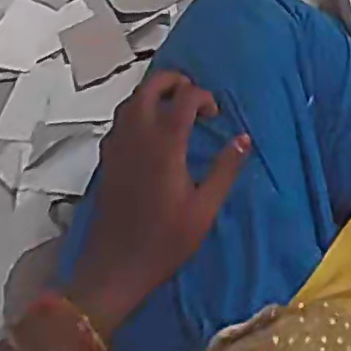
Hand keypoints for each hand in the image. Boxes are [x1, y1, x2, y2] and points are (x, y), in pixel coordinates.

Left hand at [63, 71, 248, 333]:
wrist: (114, 270)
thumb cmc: (163, 241)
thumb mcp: (204, 208)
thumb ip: (225, 169)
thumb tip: (243, 138)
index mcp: (165, 144)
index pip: (185, 97)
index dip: (204, 96)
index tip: (214, 115)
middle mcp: (138, 136)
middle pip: (152, 86)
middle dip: (175, 81)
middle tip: (193, 95)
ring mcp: (118, 146)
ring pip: (132, 100)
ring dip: (155, 94)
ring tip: (175, 108)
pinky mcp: (106, 158)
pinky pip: (121, 119)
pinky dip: (138, 110)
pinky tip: (151, 131)